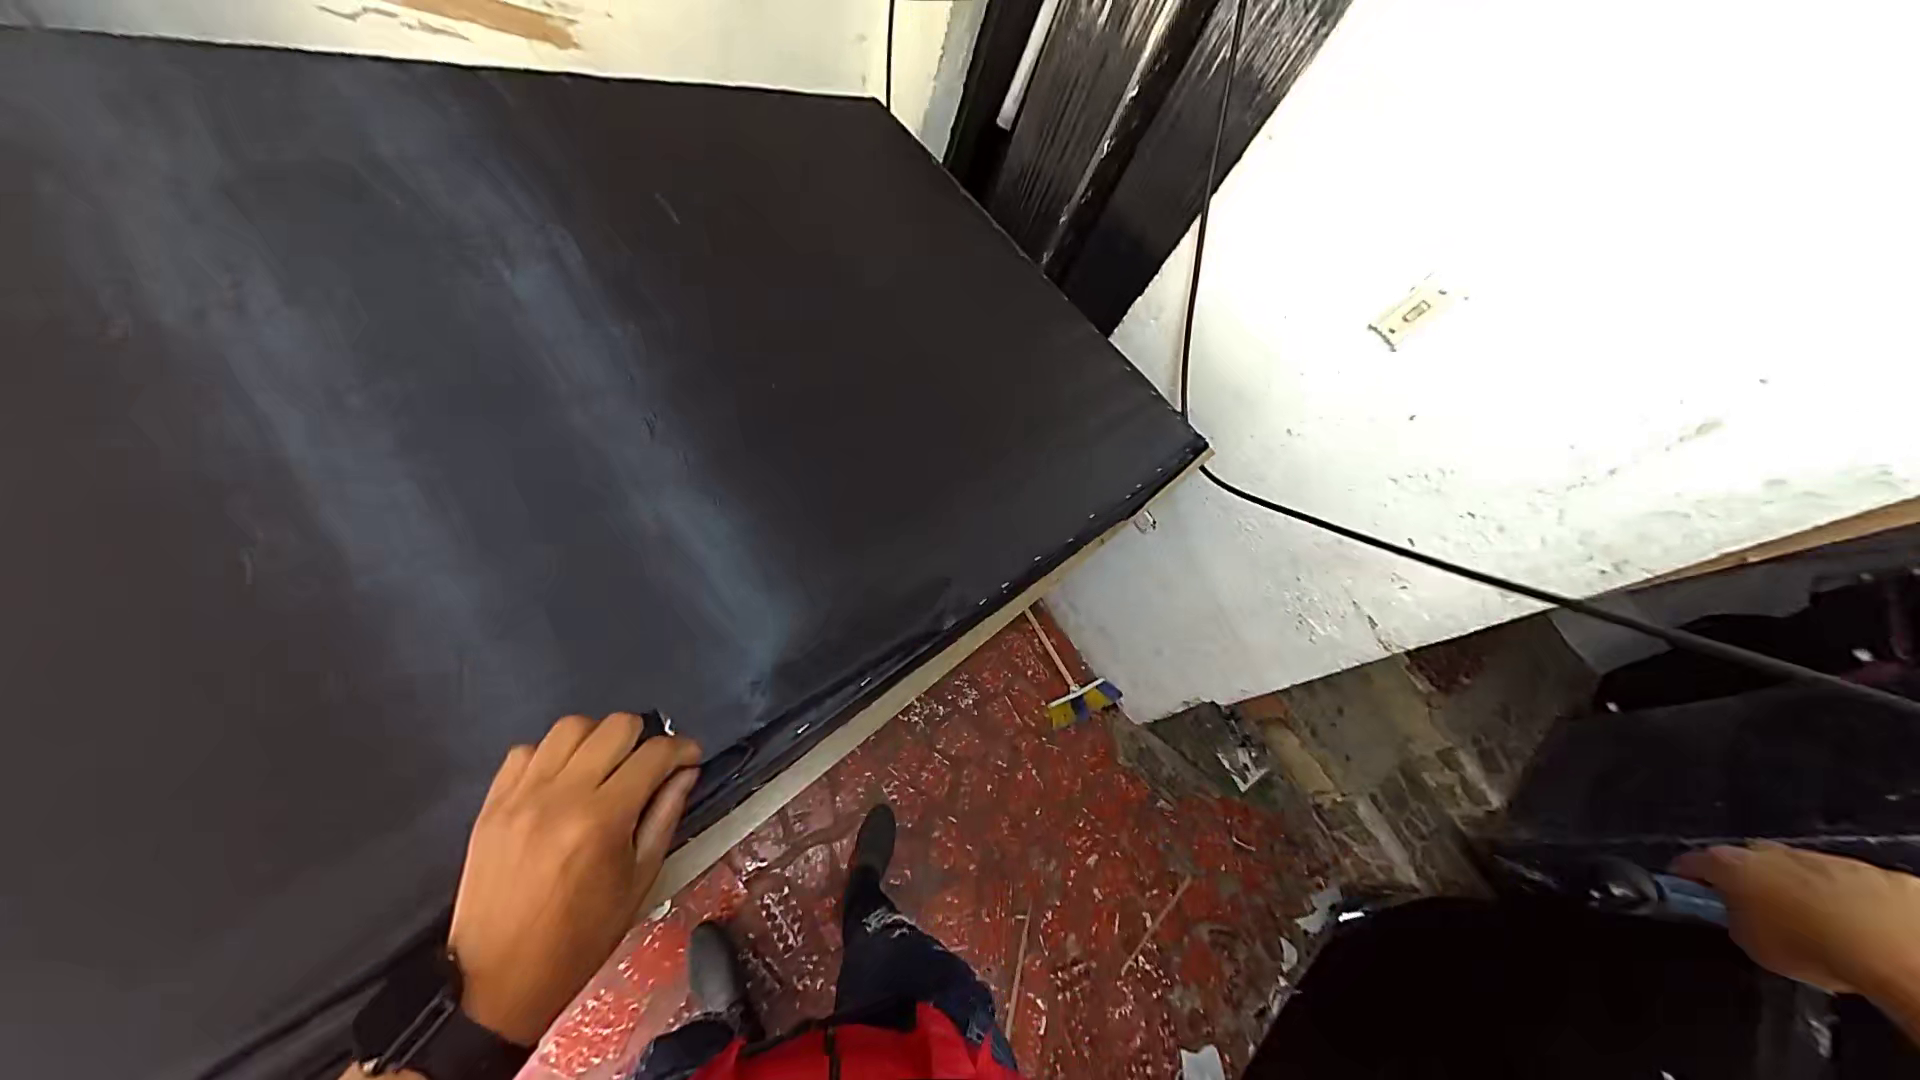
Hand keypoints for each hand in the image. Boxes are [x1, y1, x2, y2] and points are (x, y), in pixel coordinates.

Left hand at [448, 714, 699, 1045]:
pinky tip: (562, 780)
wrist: (498, 981)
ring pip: (571, 727)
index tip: (689, 758)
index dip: (683, 748)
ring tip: (605, 765)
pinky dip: (552, 755)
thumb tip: (685, 771)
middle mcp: (560, 796)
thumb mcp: (641, 878)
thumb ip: (666, 814)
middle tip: (649, 764)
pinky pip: (526, 750)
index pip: (655, 753)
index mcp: (602, 819)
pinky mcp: (491, 804)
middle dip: (644, 737)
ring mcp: (520, 796)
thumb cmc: (582, 935)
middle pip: (615, 726)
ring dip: (598, 738)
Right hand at [1672, 841, 1919, 995]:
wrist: (1901, 956)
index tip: (1691, 892)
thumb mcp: (1752, 945)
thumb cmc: (1814, 948)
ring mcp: (1830, 860)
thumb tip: (1740, 919)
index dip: (1687, 878)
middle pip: (1751, 860)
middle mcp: (1771, 852)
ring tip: (1825, 928)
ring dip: (1808, 891)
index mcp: (1728, 863)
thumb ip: (1736, 922)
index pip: (1691, 862)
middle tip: (1764, 912)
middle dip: (1754, 880)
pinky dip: (1858, 903)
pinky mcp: (1881, 877)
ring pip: (1807, 871)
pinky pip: (1860, 887)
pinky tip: (1868, 930)